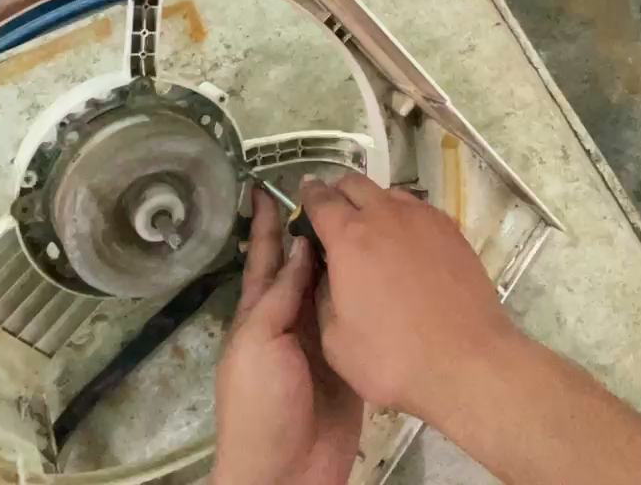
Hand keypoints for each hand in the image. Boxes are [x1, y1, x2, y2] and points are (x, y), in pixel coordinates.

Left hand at [213, 190, 362, 484]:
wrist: (289, 472)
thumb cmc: (261, 403)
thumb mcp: (258, 343)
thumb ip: (281, 294)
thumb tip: (302, 243)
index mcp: (260, 310)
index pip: (265, 255)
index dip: (266, 222)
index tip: (267, 185)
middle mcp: (291, 315)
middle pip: (302, 262)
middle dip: (311, 227)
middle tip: (335, 189)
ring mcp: (321, 334)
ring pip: (332, 282)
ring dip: (342, 252)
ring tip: (362, 216)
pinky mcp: (349, 352)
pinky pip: (355, 312)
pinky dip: (364, 286)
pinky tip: (382, 264)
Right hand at [301, 173, 522, 419]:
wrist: (466, 361)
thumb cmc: (392, 357)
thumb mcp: (335, 338)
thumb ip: (323, 293)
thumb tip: (326, 271)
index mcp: (350, 237)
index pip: (321, 200)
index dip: (308, 196)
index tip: (304, 196)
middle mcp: (385, 214)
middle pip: (354, 184)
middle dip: (338, 193)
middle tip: (333, 215)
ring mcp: (422, 217)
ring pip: (388, 193)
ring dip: (372, 204)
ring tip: (371, 232)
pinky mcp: (450, 228)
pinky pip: (417, 210)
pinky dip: (402, 217)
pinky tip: (405, 245)